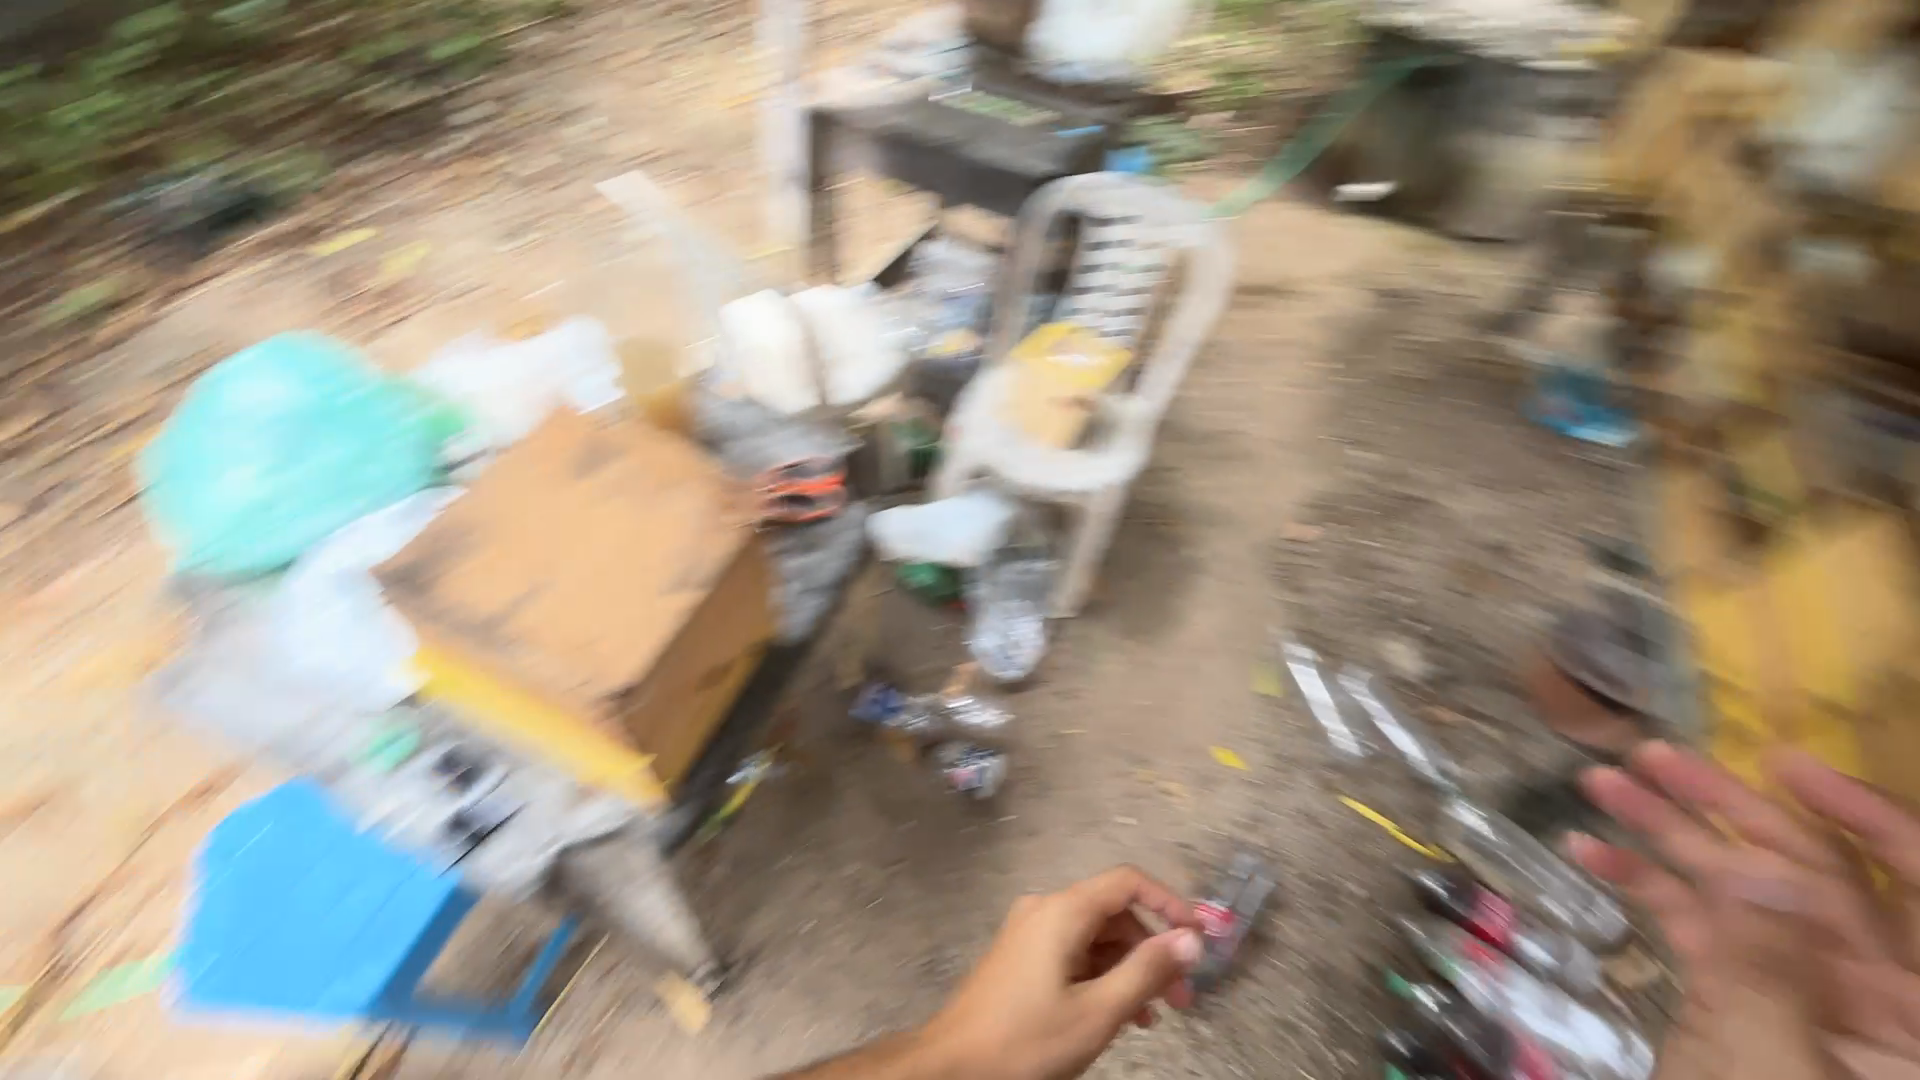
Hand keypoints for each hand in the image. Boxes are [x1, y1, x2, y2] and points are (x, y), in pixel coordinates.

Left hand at [917, 865, 1203, 1079]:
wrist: (952, 1064)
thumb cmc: (1026, 1038)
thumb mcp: (1097, 1012)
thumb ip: (1146, 972)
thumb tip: (1190, 939)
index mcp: (1063, 910)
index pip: (1127, 882)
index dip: (1169, 903)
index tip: (1199, 939)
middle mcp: (1046, 908)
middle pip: (1113, 912)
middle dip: (1152, 950)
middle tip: (1183, 998)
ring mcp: (1030, 931)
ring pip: (1095, 936)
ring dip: (1129, 969)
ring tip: (1155, 1017)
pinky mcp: (1022, 955)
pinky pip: (1074, 953)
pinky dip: (1102, 976)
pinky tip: (1120, 1015)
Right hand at [1572, 742, 1919, 1075]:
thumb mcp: (1768, 1065)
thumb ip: (1772, 970)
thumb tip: (1769, 874)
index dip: (1869, 822)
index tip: (1782, 763)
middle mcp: (1885, 998)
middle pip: (1817, 882)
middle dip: (1729, 814)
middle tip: (1650, 756)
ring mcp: (1807, 997)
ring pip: (1745, 893)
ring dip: (1668, 837)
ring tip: (1600, 783)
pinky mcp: (1743, 998)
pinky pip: (1699, 929)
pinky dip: (1643, 888)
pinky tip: (1587, 851)